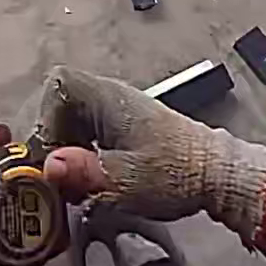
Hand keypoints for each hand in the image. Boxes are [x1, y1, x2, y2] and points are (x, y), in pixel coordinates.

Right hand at [36, 67, 265, 241]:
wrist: (217, 172)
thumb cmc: (174, 171)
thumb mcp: (127, 180)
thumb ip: (86, 171)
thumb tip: (48, 165)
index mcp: (105, 96)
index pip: (59, 85)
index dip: (47, 116)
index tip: (53, 152)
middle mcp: (107, 94)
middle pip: (62, 100)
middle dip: (56, 136)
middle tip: (62, 172)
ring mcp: (116, 106)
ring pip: (74, 115)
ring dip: (69, 145)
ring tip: (78, 179)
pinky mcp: (124, 122)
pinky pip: (89, 125)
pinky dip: (83, 148)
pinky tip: (95, 174)